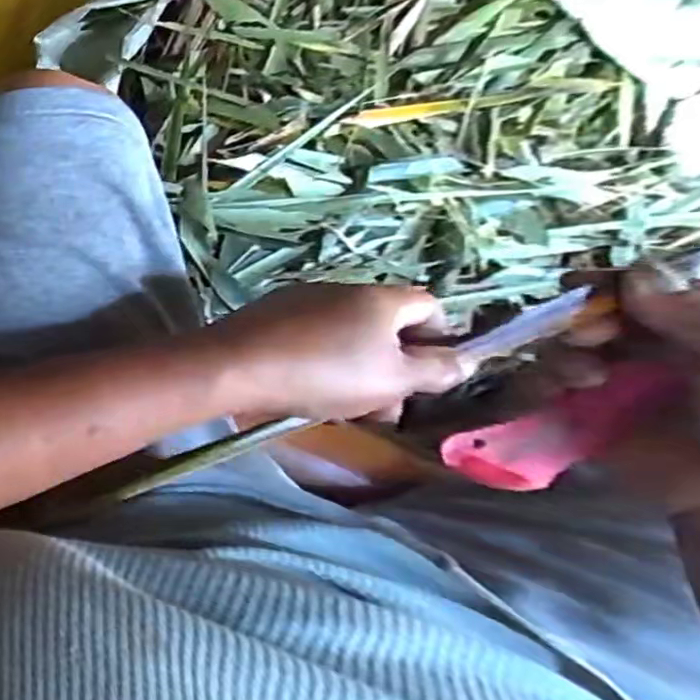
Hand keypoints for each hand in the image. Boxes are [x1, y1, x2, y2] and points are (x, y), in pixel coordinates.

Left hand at [194, 284, 473, 422]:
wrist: (235, 366)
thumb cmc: (323, 373)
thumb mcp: (393, 380)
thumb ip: (435, 370)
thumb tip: (465, 359)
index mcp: (378, 297)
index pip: (428, 306)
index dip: (439, 340)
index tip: (429, 378)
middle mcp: (340, 288)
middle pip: (384, 327)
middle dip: (393, 370)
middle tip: (384, 410)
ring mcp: (299, 300)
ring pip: (346, 337)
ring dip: (357, 373)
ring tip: (344, 410)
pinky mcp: (268, 316)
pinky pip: (310, 339)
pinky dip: (320, 364)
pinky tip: (307, 393)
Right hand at [535, 267, 699, 515]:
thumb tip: (636, 271)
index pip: (666, 296)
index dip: (628, 285)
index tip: (591, 282)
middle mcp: (675, 358)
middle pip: (610, 319)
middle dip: (589, 318)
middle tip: (587, 332)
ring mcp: (630, 392)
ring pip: (574, 351)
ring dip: (566, 352)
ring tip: (581, 373)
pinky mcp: (595, 425)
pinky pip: (553, 394)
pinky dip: (542, 384)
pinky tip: (560, 389)